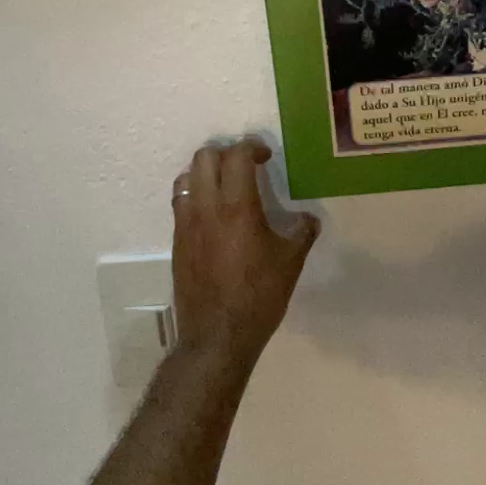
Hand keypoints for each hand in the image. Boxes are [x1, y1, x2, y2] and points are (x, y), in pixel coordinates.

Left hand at [169, 139, 320, 365]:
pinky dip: (195, 196)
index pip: (236, 156)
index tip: (266, 157)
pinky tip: (215, 215)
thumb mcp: (291, 262)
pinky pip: (180, 204)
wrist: (217, 337)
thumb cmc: (259, 296)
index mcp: (237, 207)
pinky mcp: (177, 243)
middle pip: (204, 157)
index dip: (252, 147)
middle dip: (226, 153)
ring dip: (205, 172)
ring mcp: (186, 225)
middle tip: (246, 166)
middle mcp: (206, 208)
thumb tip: (309, 219)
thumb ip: (302, 232)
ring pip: (186, 178)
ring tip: (226, 185)